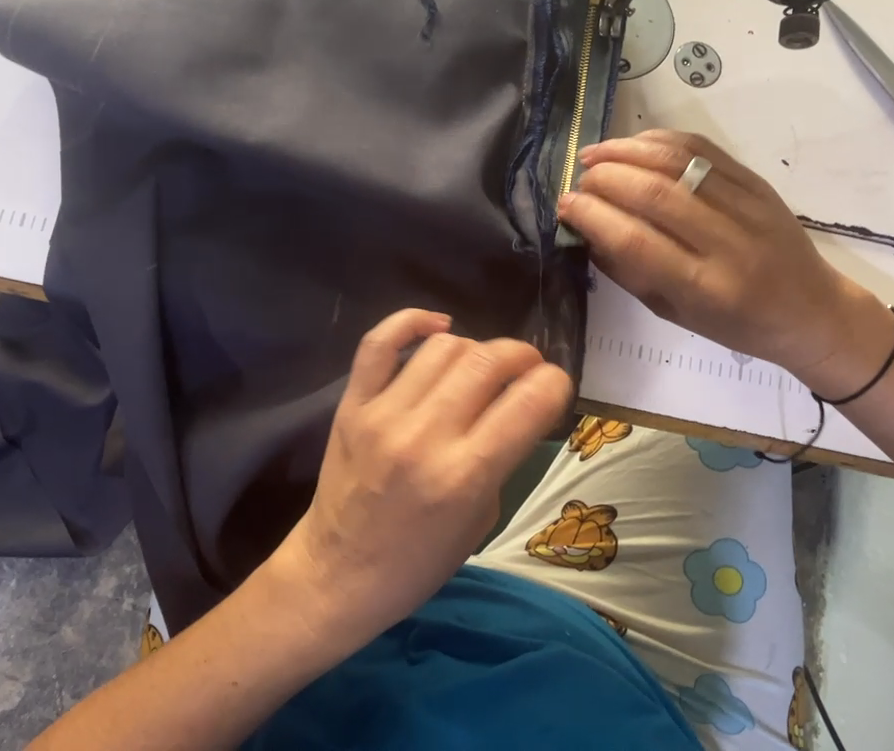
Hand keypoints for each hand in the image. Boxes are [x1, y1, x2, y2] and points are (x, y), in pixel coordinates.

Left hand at [271, 309, 573, 642]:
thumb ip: (501, 457)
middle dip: (521, 355)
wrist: (339, 573)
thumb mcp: (481, 518)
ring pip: (443, 346)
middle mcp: (426, 436)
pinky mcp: (352, 404)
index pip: (529, 401)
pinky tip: (438, 326)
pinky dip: (411, 321)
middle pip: (488, 361)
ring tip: (481, 365)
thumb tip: (518, 403)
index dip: (555, 382)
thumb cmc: (419, 561)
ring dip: (475, 347)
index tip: (554, 386)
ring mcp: (384, 415)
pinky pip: (379, 343)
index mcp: (466, 476)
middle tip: (527, 368)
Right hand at [556, 129, 884, 374]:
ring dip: (626, 151)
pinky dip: (660, 140)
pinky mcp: (758, 182)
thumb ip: (628, 270)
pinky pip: (702, 148)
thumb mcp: (673, 313)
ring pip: (677, 162)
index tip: (565, 205)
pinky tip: (633, 144)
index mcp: (705, 288)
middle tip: (579, 181)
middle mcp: (729, 243)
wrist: (811, 310)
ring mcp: (748, 206)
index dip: (592, 216)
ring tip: (593, 155)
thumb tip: (584, 226)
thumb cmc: (735, 324)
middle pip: (654, 194)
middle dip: (604, 179)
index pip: (636, 241)